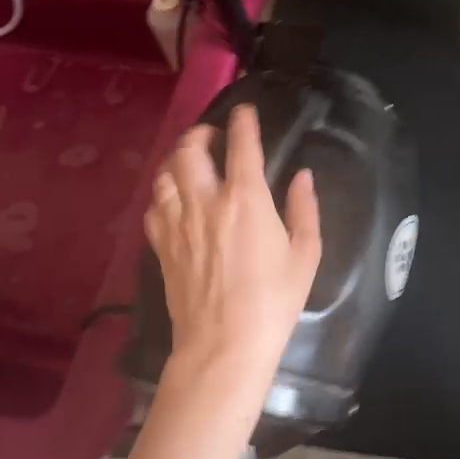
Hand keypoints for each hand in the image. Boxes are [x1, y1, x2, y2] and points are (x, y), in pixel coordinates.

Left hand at [147, 105, 321, 376]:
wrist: (224, 347)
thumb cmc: (274, 302)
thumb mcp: (305, 254)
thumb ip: (304, 209)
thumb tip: (302, 176)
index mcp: (246, 199)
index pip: (241, 144)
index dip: (242, 121)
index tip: (244, 111)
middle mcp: (206, 202)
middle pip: (189, 150)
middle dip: (199, 133)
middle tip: (211, 135)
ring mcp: (178, 224)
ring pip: (165, 174)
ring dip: (177, 160)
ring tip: (188, 160)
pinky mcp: (161, 247)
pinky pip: (153, 207)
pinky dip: (162, 194)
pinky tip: (172, 200)